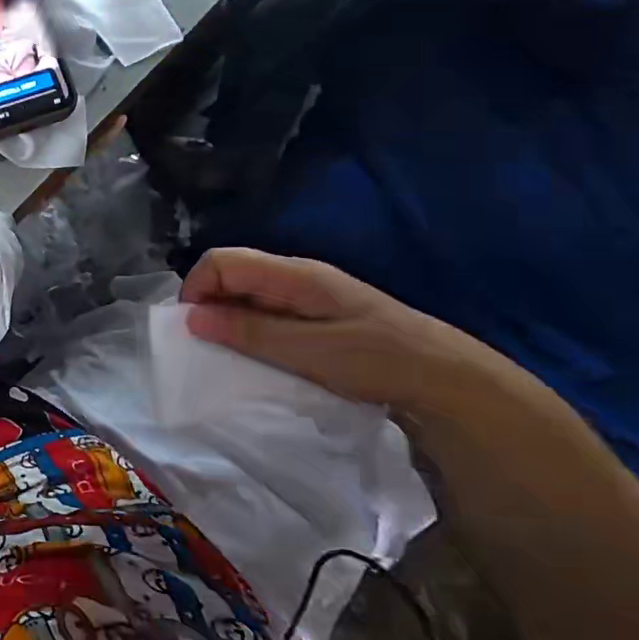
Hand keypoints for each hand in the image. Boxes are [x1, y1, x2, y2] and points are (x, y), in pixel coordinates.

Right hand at [180, 248, 508, 411]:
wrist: (446, 379)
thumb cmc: (378, 360)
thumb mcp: (309, 350)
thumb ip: (249, 332)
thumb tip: (192, 317)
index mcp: (294, 274)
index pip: (222, 261)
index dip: (196, 289)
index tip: (193, 330)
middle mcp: (295, 277)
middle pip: (230, 276)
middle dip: (207, 307)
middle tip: (208, 349)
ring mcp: (304, 296)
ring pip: (244, 297)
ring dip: (227, 322)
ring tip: (229, 357)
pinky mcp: (312, 317)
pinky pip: (264, 315)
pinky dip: (248, 333)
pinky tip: (256, 358)